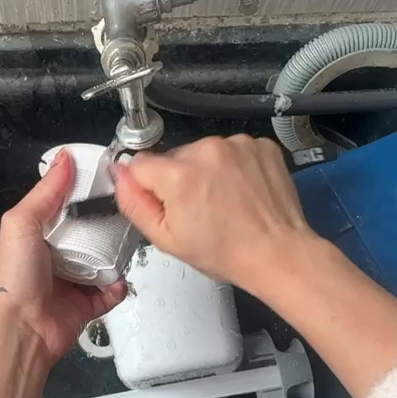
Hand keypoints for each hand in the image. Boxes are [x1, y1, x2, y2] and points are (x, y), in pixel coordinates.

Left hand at [0, 150, 125, 365]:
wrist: (23, 329)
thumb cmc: (15, 278)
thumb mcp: (22, 223)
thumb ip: (45, 192)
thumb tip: (65, 159)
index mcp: (39, 235)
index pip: (66, 207)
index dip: (84, 194)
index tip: (106, 182)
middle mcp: (57, 257)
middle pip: (91, 234)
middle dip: (107, 226)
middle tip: (124, 215)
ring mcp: (74, 282)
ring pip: (105, 262)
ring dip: (116, 256)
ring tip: (125, 248)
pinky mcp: (88, 305)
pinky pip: (111, 292)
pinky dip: (117, 287)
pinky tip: (116, 281)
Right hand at [113, 134, 318, 292]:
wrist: (277, 253)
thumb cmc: (226, 252)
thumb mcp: (166, 239)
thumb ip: (134, 203)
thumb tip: (119, 173)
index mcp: (178, 175)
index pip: (140, 164)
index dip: (149, 187)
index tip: (167, 205)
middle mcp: (207, 150)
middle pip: (174, 157)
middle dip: (179, 179)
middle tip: (199, 211)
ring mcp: (237, 145)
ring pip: (203, 153)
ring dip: (207, 172)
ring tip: (223, 203)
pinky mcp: (259, 145)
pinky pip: (232, 150)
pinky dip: (233, 167)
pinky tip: (240, 192)